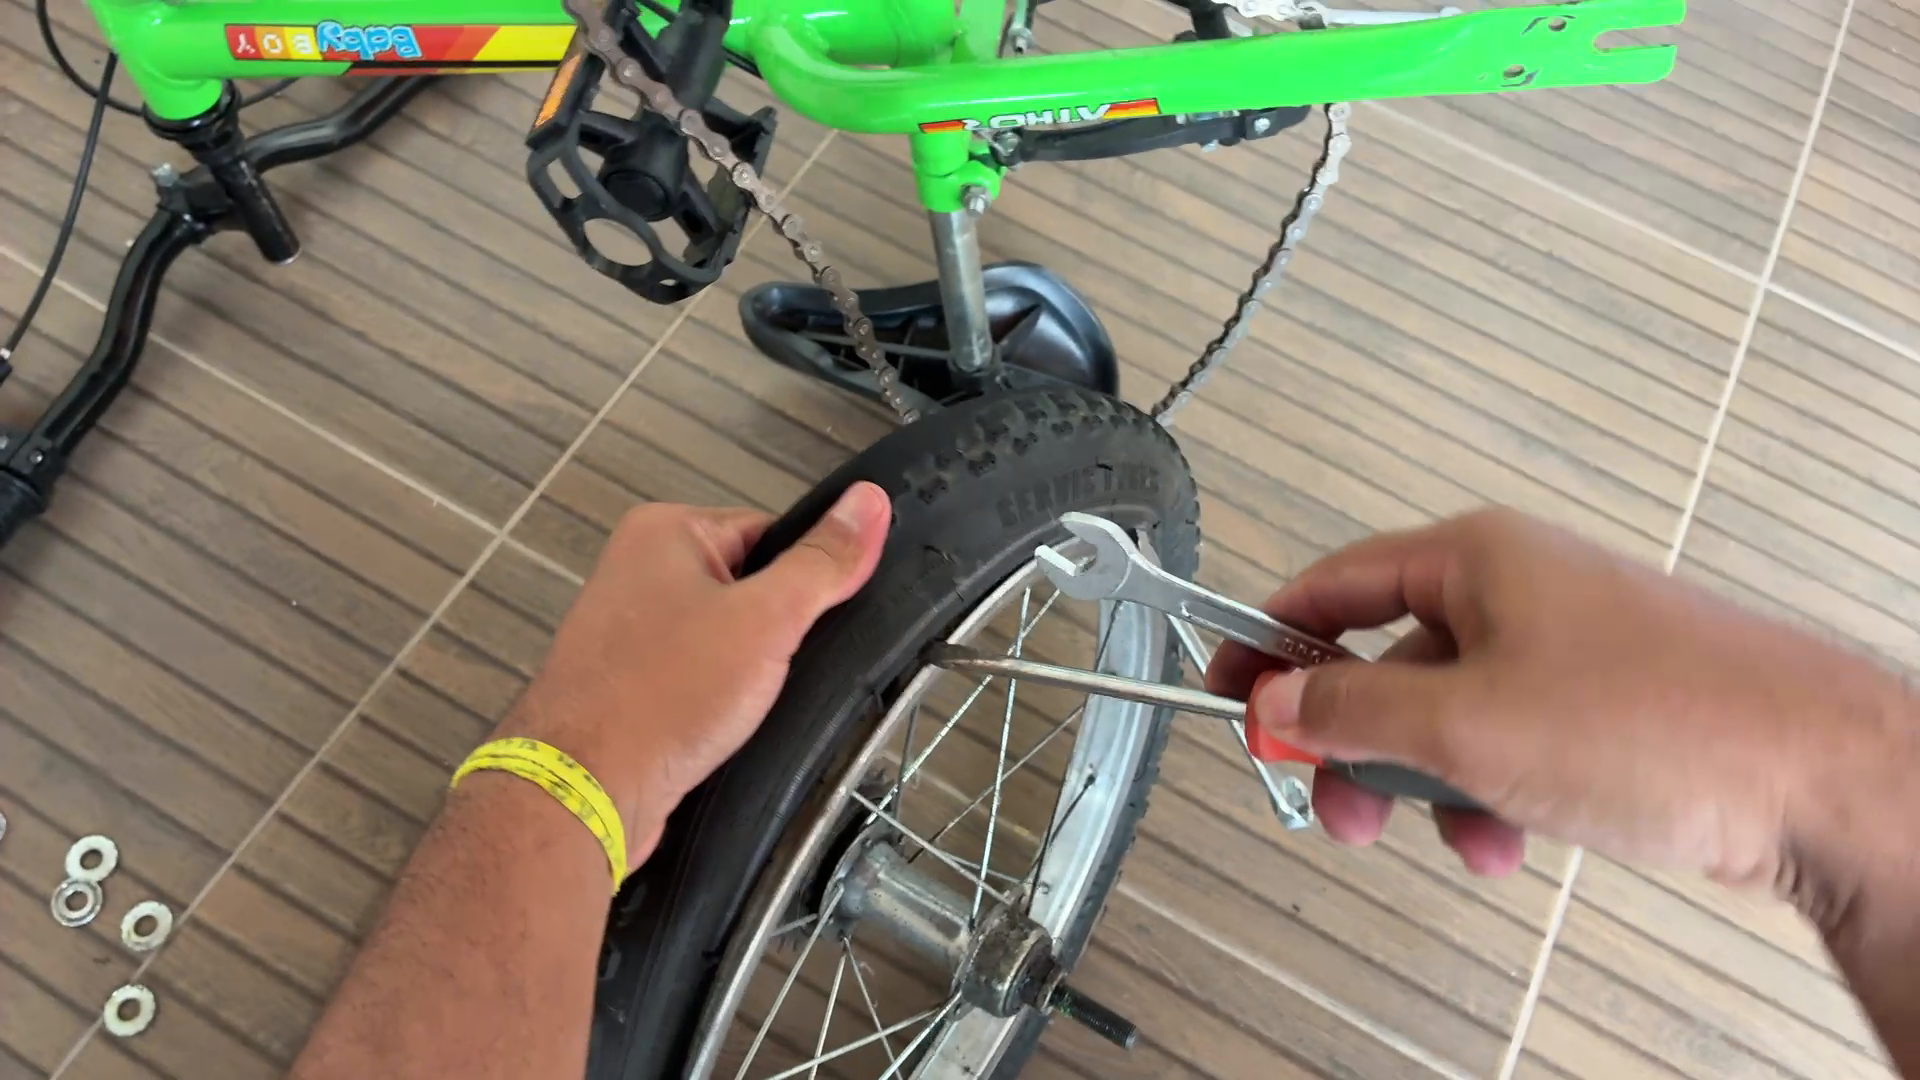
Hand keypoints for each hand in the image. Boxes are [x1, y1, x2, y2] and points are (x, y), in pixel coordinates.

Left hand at [493, 483, 890, 868]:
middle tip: (783, 665)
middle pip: (751, 583)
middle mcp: (640, 568)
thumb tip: (870, 499)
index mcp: (666, 530)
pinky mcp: (632, 678)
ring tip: (758, 698)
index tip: (813, 622)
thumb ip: (823, 561)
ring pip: (729, 632)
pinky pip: (700, 668)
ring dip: (754, 662)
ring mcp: (631, 626)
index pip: (771, 533)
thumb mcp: (766, 618)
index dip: (805, 578)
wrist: (582, 796)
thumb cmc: (668, 693)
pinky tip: (732, 717)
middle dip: (777, 627)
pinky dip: (723, 690)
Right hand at [1208, 508, 1919, 923]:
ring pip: (1435, 708)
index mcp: (1468, 560)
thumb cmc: (1655, 727)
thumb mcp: (1463, 722)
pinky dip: (1477, 787)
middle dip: (1343, 734)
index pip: (1325, 589)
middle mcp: (1504, 590)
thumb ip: (1345, 712)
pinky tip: (1499, 838)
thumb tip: (1267, 704)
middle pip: (1377, 658)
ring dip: (1412, 774)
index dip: (1265, 640)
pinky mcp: (1592, 700)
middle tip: (1316, 789)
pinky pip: (1496, 735)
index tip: (1226, 688)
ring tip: (1418, 829)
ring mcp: (1552, 645)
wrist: (1861, 797)